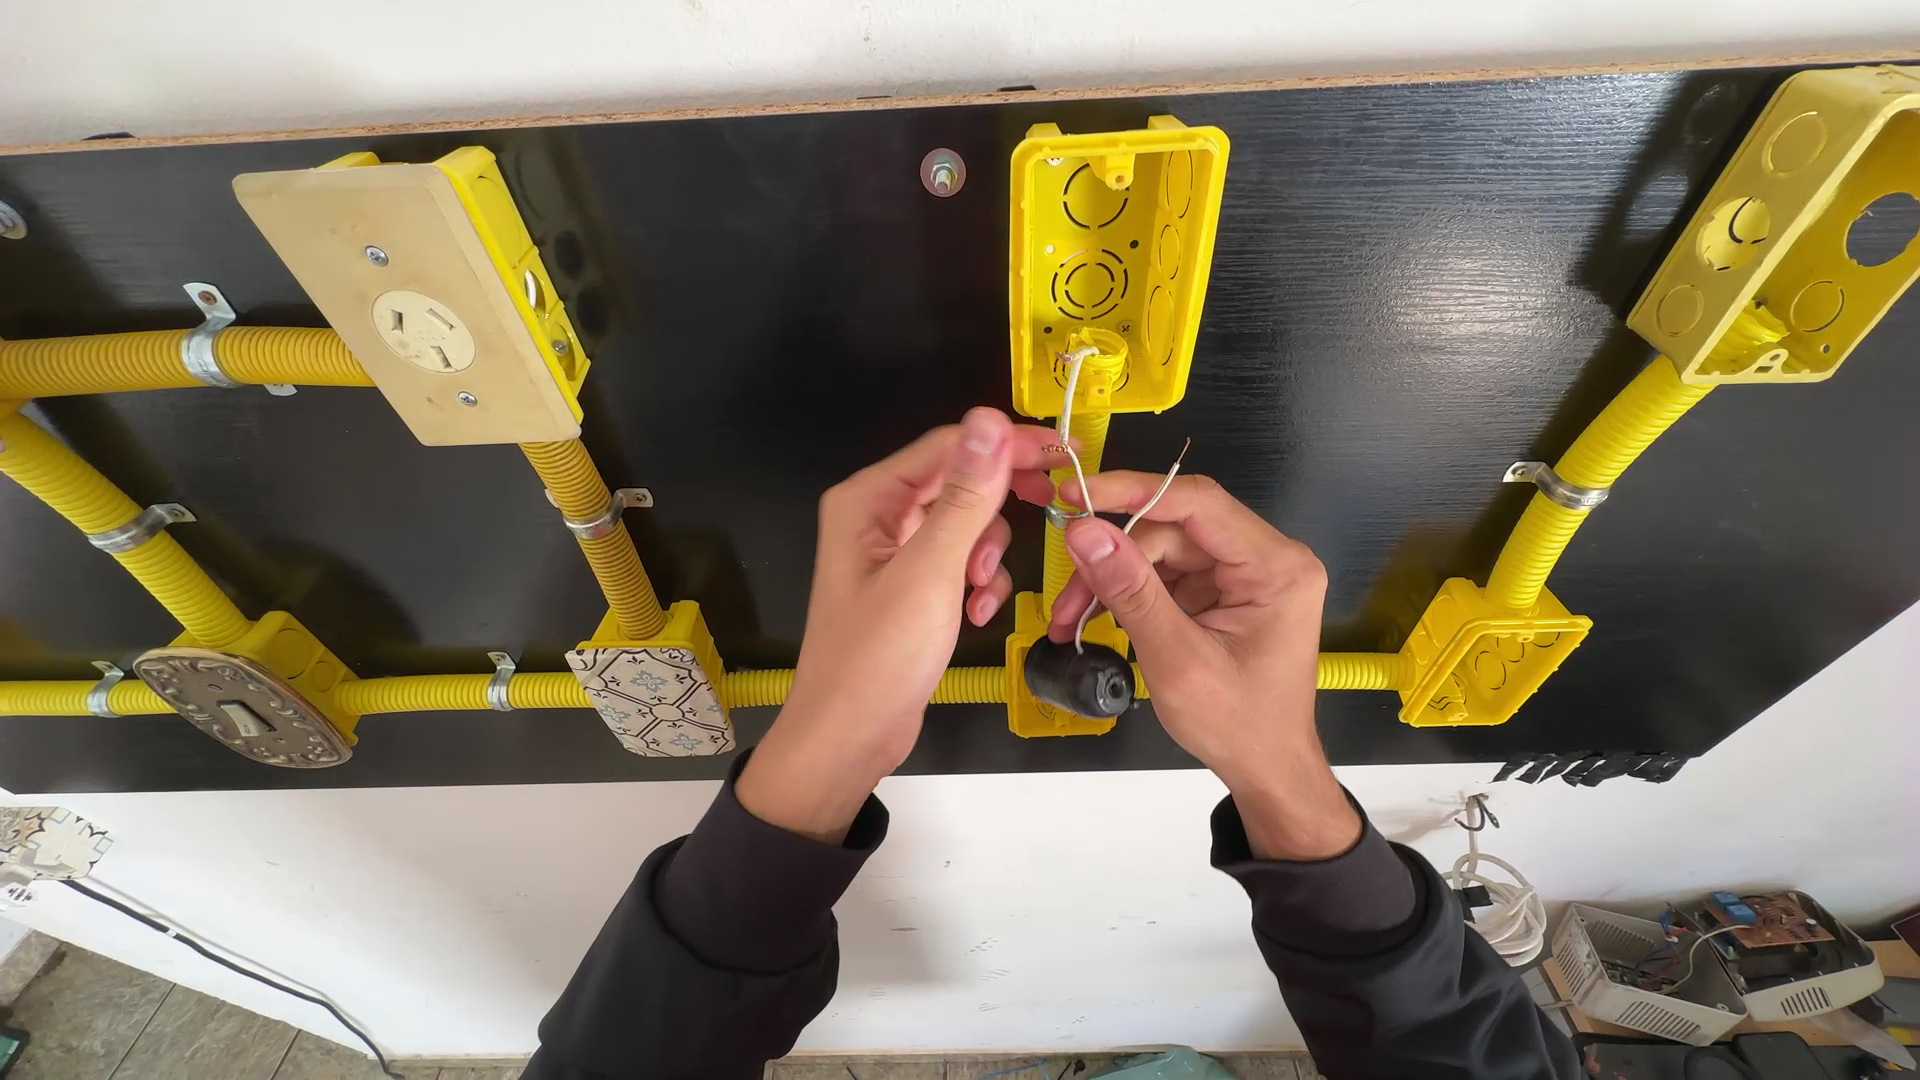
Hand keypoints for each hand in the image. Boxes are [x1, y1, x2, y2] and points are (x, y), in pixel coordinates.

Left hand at [738, 408, 1059, 841]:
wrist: (849, 738)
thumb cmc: (879, 656)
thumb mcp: (930, 571)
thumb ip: (965, 495)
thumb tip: (989, 417)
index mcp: (869, 498)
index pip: (949, 446)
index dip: (1007, 444)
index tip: (1064, 455)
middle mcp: (878, 516)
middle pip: (958, 481)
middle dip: (998, 504)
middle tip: (1052, 504)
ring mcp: (895, 552)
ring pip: (965, 524)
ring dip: (987, 553)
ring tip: (979, 592)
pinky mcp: (912, 585)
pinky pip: (958, 561)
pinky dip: (976, 581)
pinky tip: (975, 614)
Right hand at [1047, 473, 1359, 860]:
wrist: (1266, 770)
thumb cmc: (1238, 724)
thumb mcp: (1177, 660)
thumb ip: (1131, 592)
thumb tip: (1083, 532)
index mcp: (1274, 566)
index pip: (1197, 503)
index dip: (1131, 492)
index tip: (1075, 494)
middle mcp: (1263, 559)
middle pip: (1170, 531)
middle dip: (1112, 559)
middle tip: (1064, 598)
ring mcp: (1239, 575)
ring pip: (1158, 553)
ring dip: (1110, 581)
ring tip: (1069, 618)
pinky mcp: (1217, 592)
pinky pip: (1161, 576)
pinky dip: (1124, 595)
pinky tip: (1091, 617)